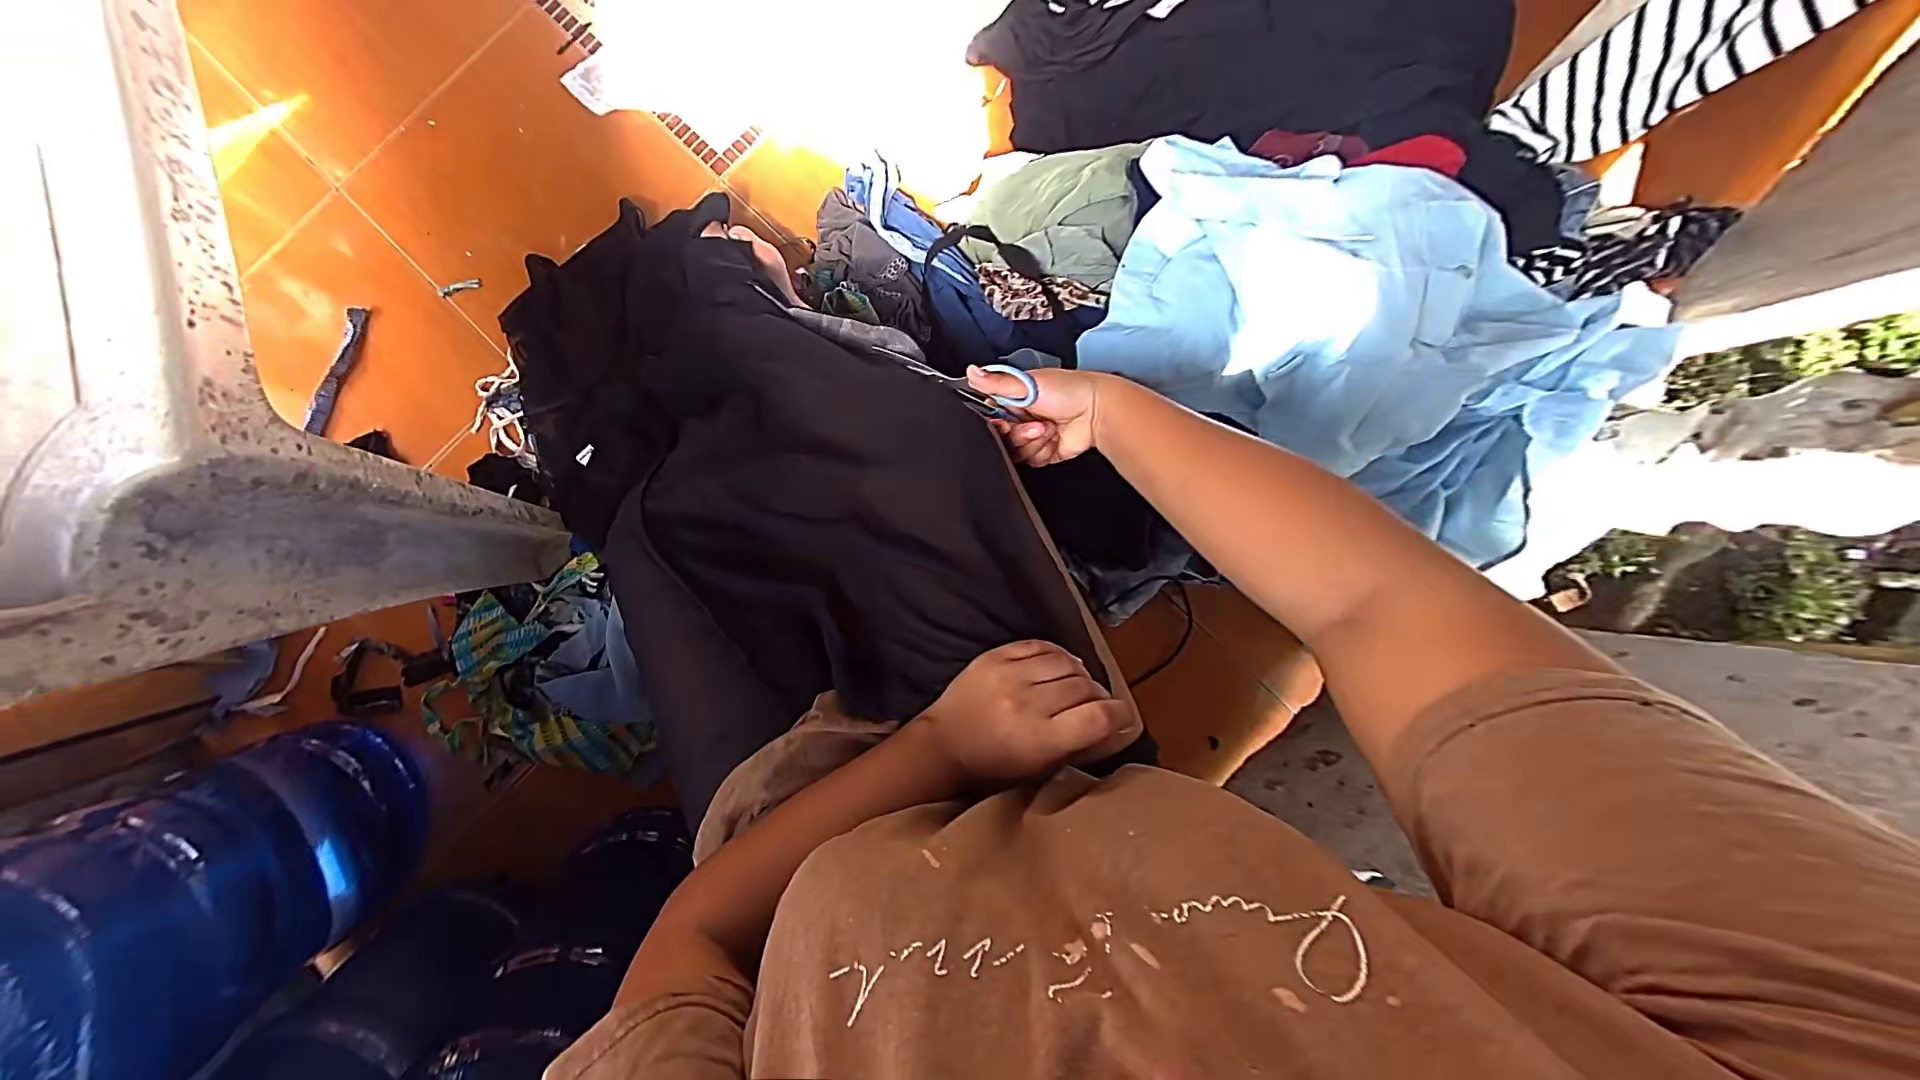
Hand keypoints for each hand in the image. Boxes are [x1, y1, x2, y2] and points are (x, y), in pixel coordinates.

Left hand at [916, 640, 1140, 784]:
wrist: (943, 745)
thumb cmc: (994, 767)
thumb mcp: (1041, 769)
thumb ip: (1080, 745)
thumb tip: (1119, 724)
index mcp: (1039, 739)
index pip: (1098, 716)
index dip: (1120, 713)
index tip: (1121, 716)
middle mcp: (1025, 703)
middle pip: (1085, 687)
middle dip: (1096, 696)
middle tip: (1092, 705)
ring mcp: (1008, 675)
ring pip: (1066, 662)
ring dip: (1078, 674)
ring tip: (1073, 686)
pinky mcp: (994, 656)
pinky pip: (1040, 644)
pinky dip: (1056, 654)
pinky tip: (1057, 666)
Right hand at [969, 367, 1109, 466]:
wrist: (1096, 411)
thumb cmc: (1069, 390)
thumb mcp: (1027, 383)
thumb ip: (995, 382)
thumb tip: (971, 372)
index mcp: (1015, 398)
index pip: (991, 417)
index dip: (996, 424)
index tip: (1004, 422)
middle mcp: (1023, 418)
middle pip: (1003, 438)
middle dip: (1018, 434)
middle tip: (1034, 423)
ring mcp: (1034, 436)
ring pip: (1016, 451)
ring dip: (1032, 441)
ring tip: (1048, 428)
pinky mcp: (1044, 452)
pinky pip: (1032, 461)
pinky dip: (1043, 450)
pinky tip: (1054, 438)